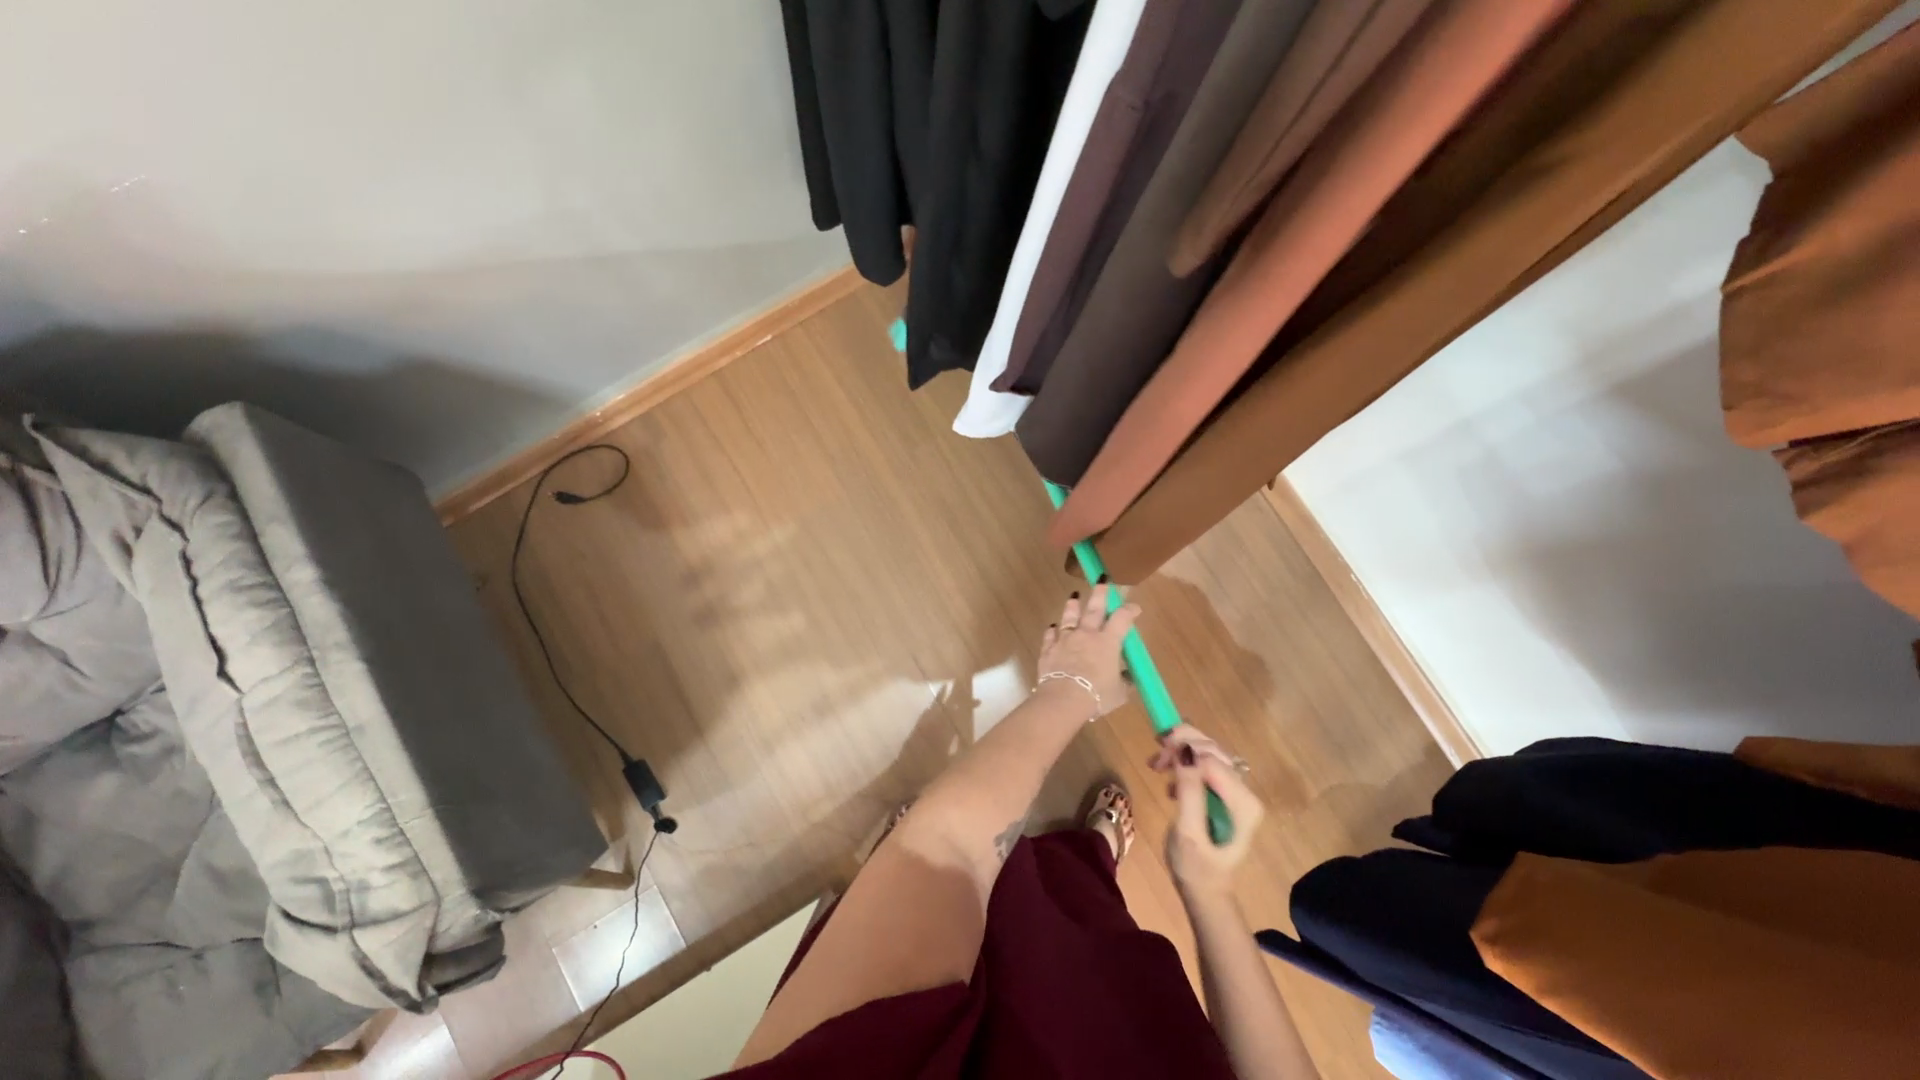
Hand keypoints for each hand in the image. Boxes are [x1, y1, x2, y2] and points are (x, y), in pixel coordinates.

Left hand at [1035, 583, 1139, 718]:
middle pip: (1094, 609)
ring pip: (1069, 618)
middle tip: (1102, 580)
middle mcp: (1087, 635)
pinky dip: (1051, 631)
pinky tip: (1051, 627)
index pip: (1122, 619)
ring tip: (1074, 596)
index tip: (1134, 607)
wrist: (1064, 699)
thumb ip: (1124, 682)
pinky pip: (1049, 636)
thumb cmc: (1097, 695)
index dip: (1129, 610)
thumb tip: (1128, 678)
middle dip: (1100, 593)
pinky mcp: (1048, 649)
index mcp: (1108, 642)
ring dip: (1072, 606)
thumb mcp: (1119, 692)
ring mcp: (1065, 640)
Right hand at [1152, 724, 1264, 899]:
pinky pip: (1207, 766)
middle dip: (1183, 745)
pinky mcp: (1226, 796)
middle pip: (1213, 750)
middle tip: (1155, 756)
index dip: (1183, 752)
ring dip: (1182, 752)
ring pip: (1209, 754)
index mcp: (1242, 802)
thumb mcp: (1188, 833)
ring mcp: (1237, 794)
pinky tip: (1171, 781)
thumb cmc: (1196, 868)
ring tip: (1158, 764)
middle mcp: (1245, 793)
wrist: (1205, 892)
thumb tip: (1185, 750)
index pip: (1212, 759)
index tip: (1156, 761)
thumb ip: (1190, 791)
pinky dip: (1187, 765)